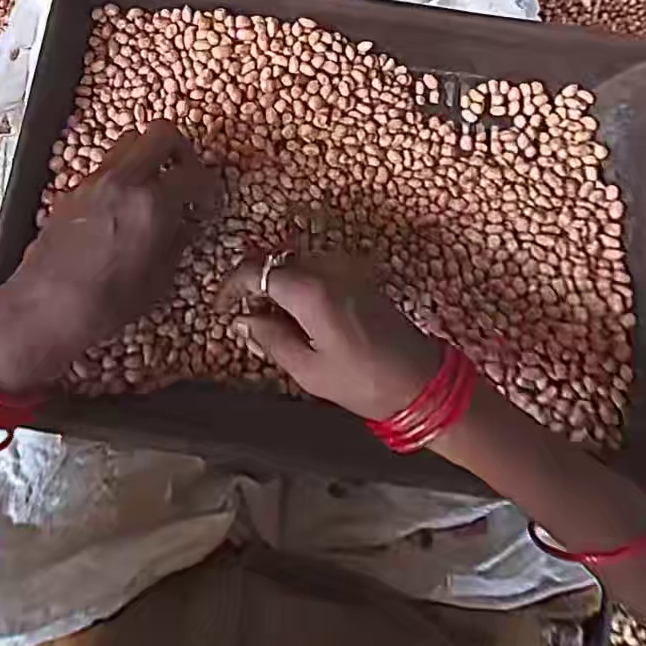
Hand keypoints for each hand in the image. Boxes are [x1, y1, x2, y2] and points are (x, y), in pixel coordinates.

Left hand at [0, 120, 219, 394]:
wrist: (46, 305)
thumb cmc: (107, 302)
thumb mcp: (158, 280)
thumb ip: (177, 241)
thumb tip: (186, 223)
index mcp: (152, 202)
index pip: (193, 175)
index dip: (208, 188)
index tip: (207, 202)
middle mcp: (124, 180)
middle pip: (161, 133)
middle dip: (181, 150)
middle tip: (185, 176)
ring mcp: (95, 181)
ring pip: (130, 141)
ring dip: (149, 156)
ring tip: (155, 188)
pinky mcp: (74, 190)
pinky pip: (106, 165)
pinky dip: (123, 174)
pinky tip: (125, 206)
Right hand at [217, 250, 443, 420]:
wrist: (424, 382)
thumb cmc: (364, 382)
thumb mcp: (308, 370)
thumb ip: (269, 338)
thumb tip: (243, 319)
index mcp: (309, 292)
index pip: (255, 272)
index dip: (230, 286)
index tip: (221, 307)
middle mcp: (325, 271)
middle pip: (273, 263)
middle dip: (252, 286)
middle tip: (244, 318)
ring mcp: (343, 272)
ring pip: (293, 267)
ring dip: (274, 287)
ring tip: (270, 324)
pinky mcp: (356, 280)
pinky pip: (314, 273)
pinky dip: (296, 289)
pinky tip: (298, 320)